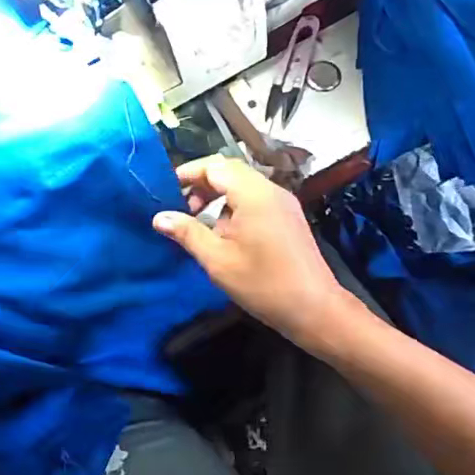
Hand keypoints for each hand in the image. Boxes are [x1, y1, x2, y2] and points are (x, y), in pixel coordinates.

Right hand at [152, 155, 353, 344]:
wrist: (314, 308)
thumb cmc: (263, 284)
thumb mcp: (217, 260)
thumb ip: (187, 233)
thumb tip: (159, 217)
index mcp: (253, 195)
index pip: (215, 166)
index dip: (189, 173)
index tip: (167, 190)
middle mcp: (270, 191)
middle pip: (230, 170)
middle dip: (202, 182)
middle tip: (180, 204)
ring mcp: (282, 202)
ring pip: (242, 183)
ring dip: (217, 193)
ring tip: (197, 218)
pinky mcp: (287, 216)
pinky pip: (254, 197)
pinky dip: (233, 204)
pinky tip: (222, 231)